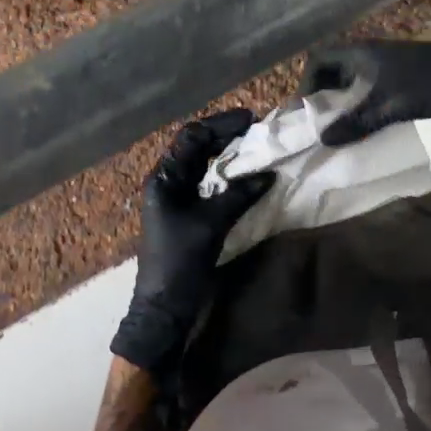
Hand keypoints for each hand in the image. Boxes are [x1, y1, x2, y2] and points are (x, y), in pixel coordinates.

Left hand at [110, 108, 274, 372]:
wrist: (163, 310)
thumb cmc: (180, 263)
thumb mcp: (210, 226)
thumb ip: (237, 196)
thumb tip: (267, 175)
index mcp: (163, 179)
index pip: (191, 137)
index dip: (220, 124)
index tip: (249, 119)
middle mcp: (167, 183)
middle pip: (196, 148)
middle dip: (225, 136)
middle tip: (256, 130)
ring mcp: (176, 200)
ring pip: (203, 166)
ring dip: (227, 156)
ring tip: (255, 148)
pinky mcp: (187, 216)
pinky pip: (208, 186)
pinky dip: (227, 178)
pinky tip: (246, 177)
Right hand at [301, 39, 430, 146]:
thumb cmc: (427, 85)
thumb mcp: (388, 106)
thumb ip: (354, 122)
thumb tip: (322, 139)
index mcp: (359, 53)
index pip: (317, 61)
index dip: (305, 84)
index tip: (303, 112)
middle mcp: (367, 54)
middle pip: (332, 72)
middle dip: (321, 98)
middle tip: (315, 126)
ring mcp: (383, 65)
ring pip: (351, 83)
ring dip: (341, 104)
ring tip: (335, 131)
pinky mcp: (398, 77)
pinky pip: (367, 90)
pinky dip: (359, 106)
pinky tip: (362, 127)